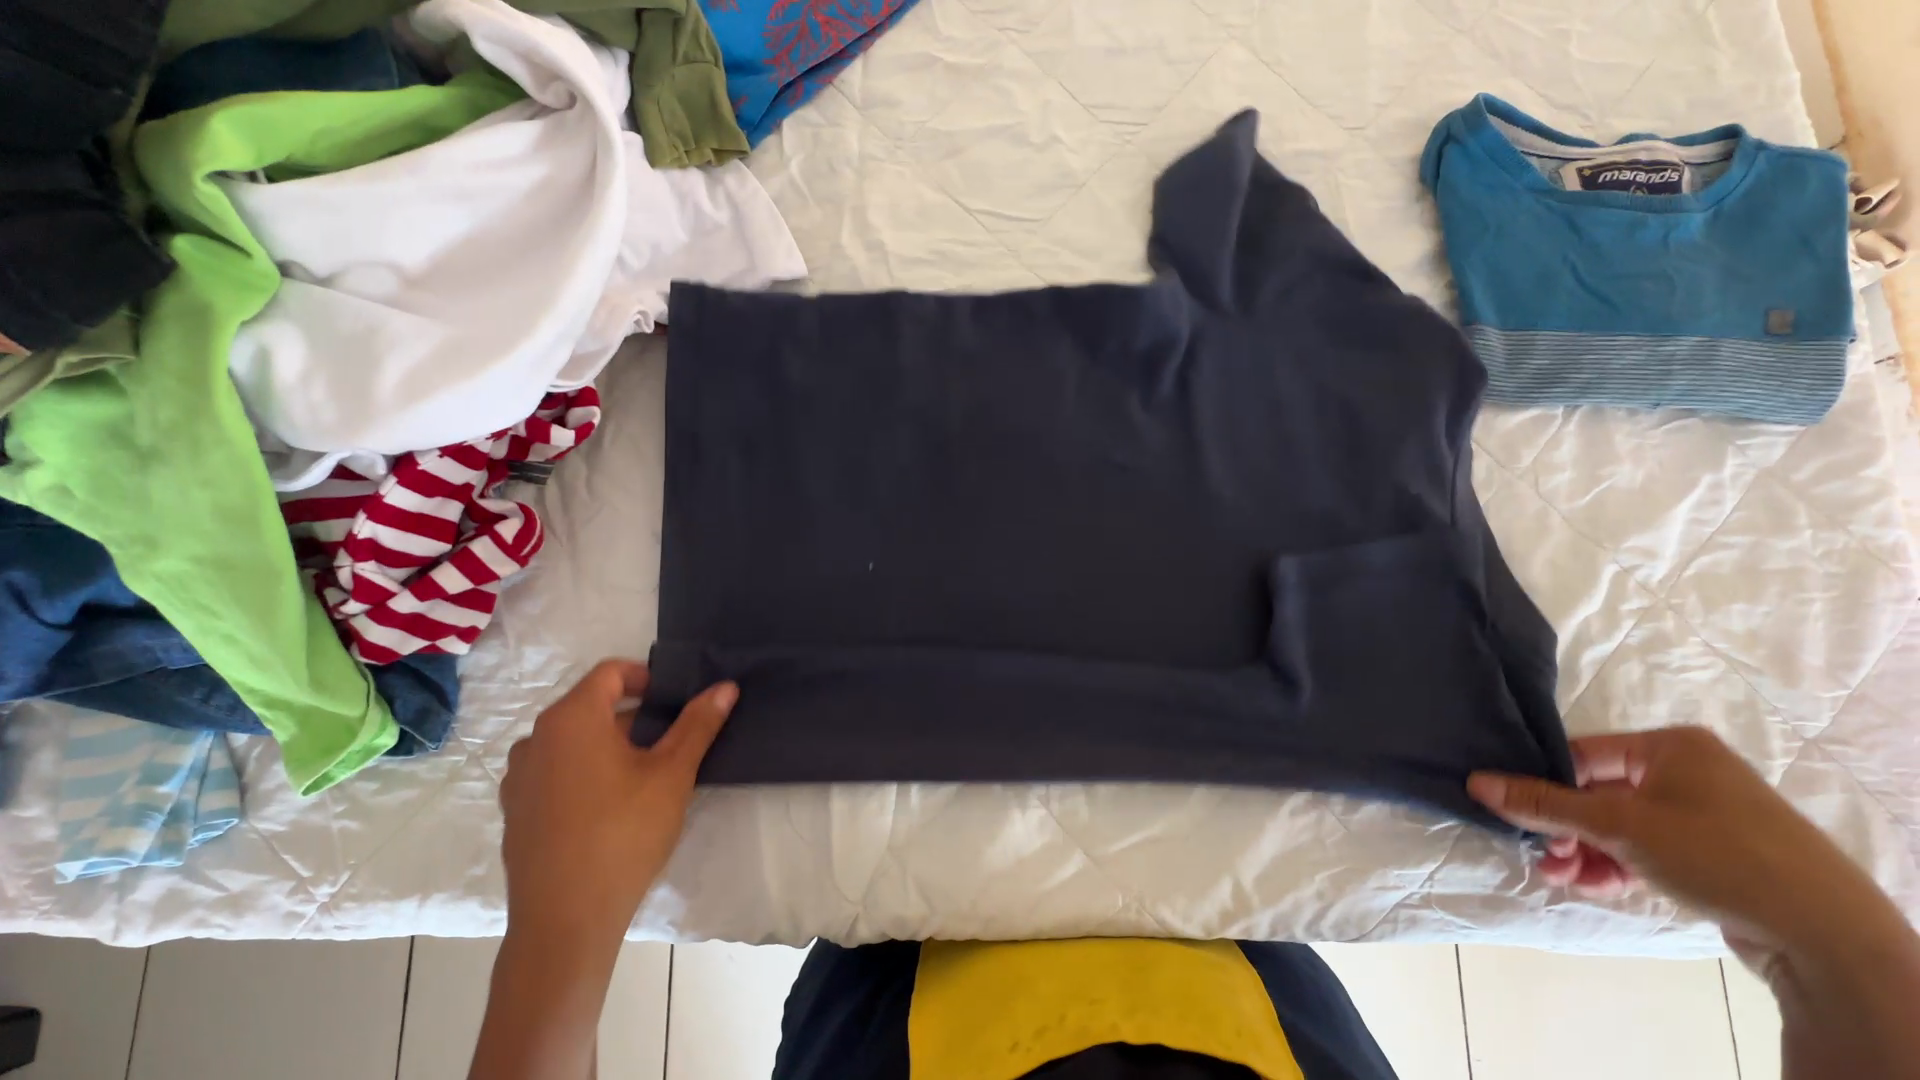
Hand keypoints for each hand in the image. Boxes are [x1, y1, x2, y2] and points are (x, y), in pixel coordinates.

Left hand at [498, 659, 737, 948]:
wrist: (565, 920)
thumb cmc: (623, 835)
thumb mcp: (672, 775)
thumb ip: (698, 725)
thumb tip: (725, 687)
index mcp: (570, 719)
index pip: (611, 673)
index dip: (648, 677)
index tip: (676, 702)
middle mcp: (534, 739)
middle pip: (590, 707)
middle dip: (633, 717)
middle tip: (671, 744)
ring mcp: (518, 777)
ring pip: (571, 743)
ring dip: (608, 747)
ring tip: (644, 779)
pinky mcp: (514, 812)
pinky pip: (554, 774)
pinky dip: (583, 775)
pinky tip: (610, 810)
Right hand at [1467, 726, 1880, 954]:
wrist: (1827, 933)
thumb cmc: (1716, 854)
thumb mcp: (1618, 825)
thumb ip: (1543, 803)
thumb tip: (1475, 781)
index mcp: (1670, 745)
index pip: (1582, 756)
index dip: (1545, 787)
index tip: (1519, 821)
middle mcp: (1689, 770)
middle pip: (1598, 793)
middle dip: (1565, 830)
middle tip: (1545, 861)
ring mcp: (1707, 812)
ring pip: (1620, 825)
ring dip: (1586, 852)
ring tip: (1567, 881)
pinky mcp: (1717, 852)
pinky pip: (1648, 847)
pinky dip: (1618, 864)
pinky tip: (1600, 887)